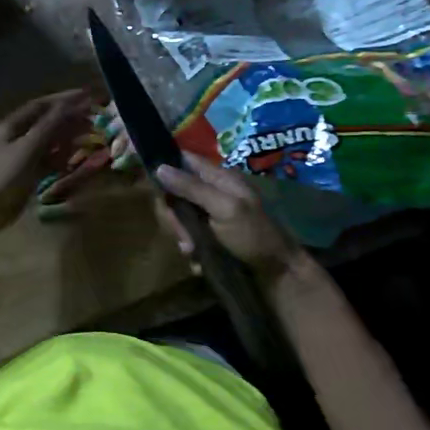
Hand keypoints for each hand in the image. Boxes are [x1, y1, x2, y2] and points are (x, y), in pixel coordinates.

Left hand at [0, 89, 94, 231]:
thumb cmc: (3, 177)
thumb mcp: (28, 148)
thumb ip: (49, 125)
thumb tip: (70, 103)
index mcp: (11, 126)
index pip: (40, 105)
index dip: (63, 99)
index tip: (86, 95)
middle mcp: (15, 137)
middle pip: (45, 122)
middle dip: (68, 118)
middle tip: (92, 116)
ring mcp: (21, 157)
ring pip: (48, 142)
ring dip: (66, 138)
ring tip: (88, 134)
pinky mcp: (26, 175)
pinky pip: (47, 161)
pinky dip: (60, 158)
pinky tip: (72, 159)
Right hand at [154, 152, 303, 281]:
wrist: (276, 270)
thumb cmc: (254, 235)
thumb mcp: (225, 208)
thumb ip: (193, 188)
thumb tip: (159, 167)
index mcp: (218, 176)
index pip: (182, 160)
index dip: (164, 168)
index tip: (153, 188)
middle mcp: (211, 189)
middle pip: (174, 192)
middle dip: (173, 216)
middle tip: (184, 239)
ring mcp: (209, 211)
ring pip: (177, 215)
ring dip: (180, 235)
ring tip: (192, 253)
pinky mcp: (207, 232)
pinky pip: (186, 232)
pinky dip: (189, 246)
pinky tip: (197, 261)